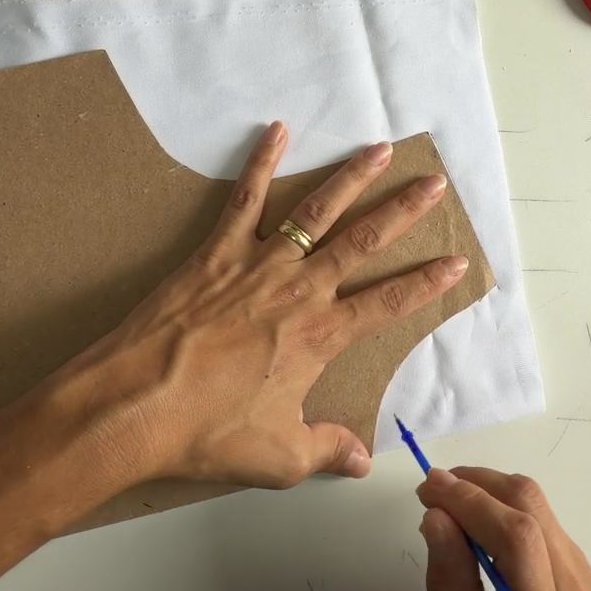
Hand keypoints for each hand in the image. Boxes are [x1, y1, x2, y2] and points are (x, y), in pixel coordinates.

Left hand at [41, 121, 468, 491]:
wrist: (134, 405)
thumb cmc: (206, 432)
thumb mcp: (277, 457)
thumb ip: (326, 450)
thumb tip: (362, 459)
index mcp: (320, 335)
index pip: (388, 302)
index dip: (427, 283)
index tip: (456, 261)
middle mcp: (300, 290)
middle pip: (364, 240)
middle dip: (404, 210)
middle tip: (433, 181)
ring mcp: (260, 264)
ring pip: (317, 210)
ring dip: (352, 177)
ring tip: (379, 149)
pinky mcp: (218, 251)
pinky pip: (245, 199)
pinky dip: (262, 162)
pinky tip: (278, 131)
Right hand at [418, 467, 590, 590]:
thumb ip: (451, 582)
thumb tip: (436, 513)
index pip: (514, 536)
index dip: (469, 501)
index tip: (429, 485)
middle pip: (533, 509)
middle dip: (480, 484)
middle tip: (436, 488)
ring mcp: (589, 588)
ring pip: (545, 512)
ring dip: (496, 495)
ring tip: (454, 504)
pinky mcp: (587, 582)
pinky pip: (551, 530)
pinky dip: (515, 515)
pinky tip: (486, 528)